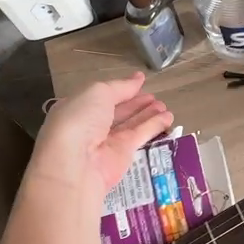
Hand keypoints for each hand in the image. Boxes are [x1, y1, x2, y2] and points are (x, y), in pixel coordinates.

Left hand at [27, 74, 174, 197]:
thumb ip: (120, 87)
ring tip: (164, 105)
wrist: (75, 164)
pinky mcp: (122, 155)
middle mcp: (90, 126)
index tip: (140, 81)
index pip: (101, 97)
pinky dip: (154, 127)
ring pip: (130, 125)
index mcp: (77, 108)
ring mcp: (106, 142)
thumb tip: (137, 79)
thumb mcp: (98, 93)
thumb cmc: (80, 121)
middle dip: (135, 103)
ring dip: (147, 114)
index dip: (121, 89)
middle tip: (153, 96)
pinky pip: (140, 137)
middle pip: (117, 112)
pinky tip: (168, 118)